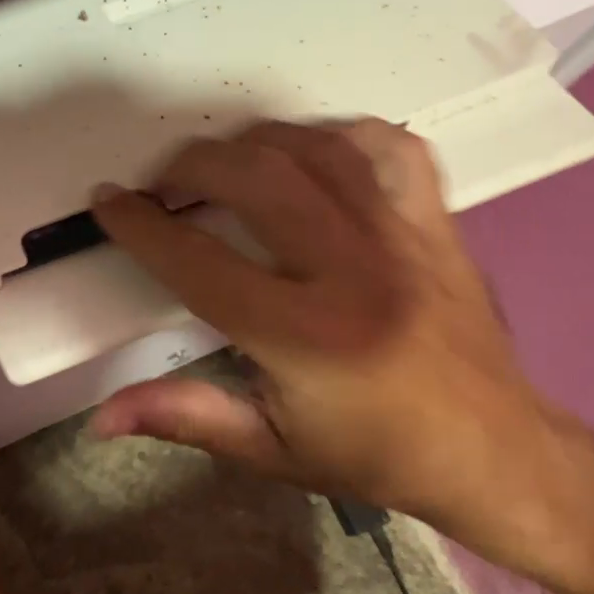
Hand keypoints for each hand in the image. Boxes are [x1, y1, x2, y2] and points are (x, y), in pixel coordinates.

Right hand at [89, 119, 573, 567]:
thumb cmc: (372, 457)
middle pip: (257, 179)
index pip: (200, 263)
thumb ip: (184, 417)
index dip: (142, 227)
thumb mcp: (269, 449)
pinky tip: (310, 152)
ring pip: (317, 149)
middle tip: (162, 181)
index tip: (108, 202)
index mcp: (305, 337)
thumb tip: (99, 418)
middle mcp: (354, 271)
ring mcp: (404, 238)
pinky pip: (390, 148)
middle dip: (192, 166)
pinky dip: (340, 135)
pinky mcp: (438, 223)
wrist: (493, 452)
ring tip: (222, 161)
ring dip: (254, 142)